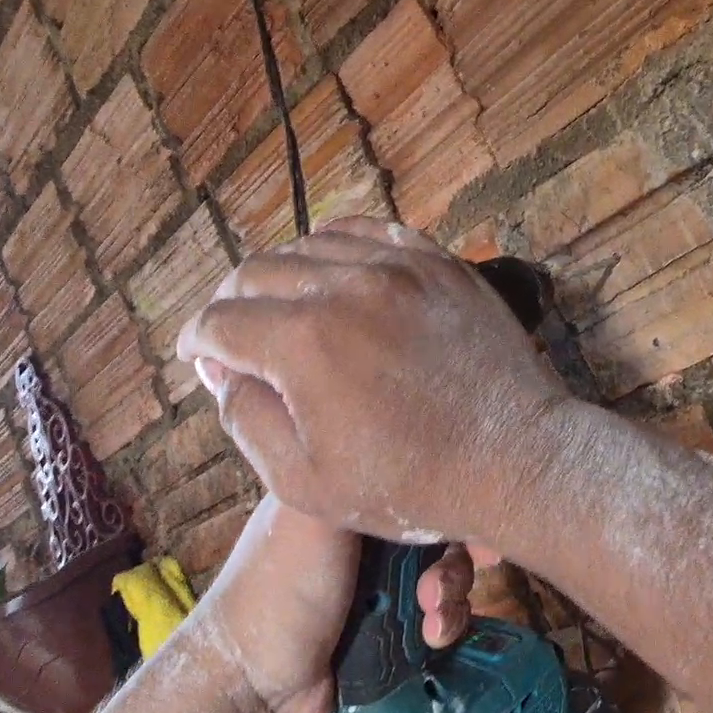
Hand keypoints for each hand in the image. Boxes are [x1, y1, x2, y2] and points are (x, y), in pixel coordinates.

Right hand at [176, 217, 575, 543]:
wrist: (514, 457)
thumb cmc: (410, 481)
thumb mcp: (302, 479)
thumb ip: (245, 417)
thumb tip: (225, 370)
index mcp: (304, 340)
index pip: (221, 321)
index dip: (198, 343)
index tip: (202, 359)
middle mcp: (348, 286)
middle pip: (258, 272)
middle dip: (232, 305)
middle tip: (237, 337)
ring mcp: (402, 266)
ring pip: (313, 244)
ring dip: (283, 274)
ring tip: (283, 306)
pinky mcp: (441, 263)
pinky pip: (374, 231)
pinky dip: (341, 245)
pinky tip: (335, 269)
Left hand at [190, 344, 491, 712]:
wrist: (257, 685)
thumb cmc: (281, 581)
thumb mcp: (313, 507)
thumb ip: (353, 459)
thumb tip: (400, 408)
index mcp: (354, 485)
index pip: (421, 465)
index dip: (453, 479)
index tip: (479, 495)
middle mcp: (376, 524)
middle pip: (445, 514)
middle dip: (463, 540)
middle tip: (477, 558)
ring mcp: (390, 573)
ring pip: (452, 562)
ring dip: (453, 586)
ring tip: (432, 606)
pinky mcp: (401, 619)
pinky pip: (447, 608)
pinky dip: (447, 620)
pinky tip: (432, 633)